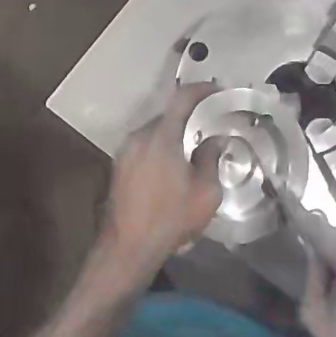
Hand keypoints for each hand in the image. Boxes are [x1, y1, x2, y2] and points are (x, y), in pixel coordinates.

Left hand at [102, 83, 220, 275]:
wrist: (128, 247)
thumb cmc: (171, 218)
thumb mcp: (205, 192)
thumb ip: (211, 159)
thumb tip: (214, 140)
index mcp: (161, 136)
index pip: (181, 99)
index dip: (201, 89)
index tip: (217, 89)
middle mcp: (139, 137)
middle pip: (167, 115)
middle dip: (188, 116)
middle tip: (209, 124)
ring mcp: (124, 151)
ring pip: (154, 131)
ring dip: (173, 134)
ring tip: (192, 148)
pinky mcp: (118, 166)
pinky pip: (144, 146)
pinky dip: (160, 147)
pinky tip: (172, 167)